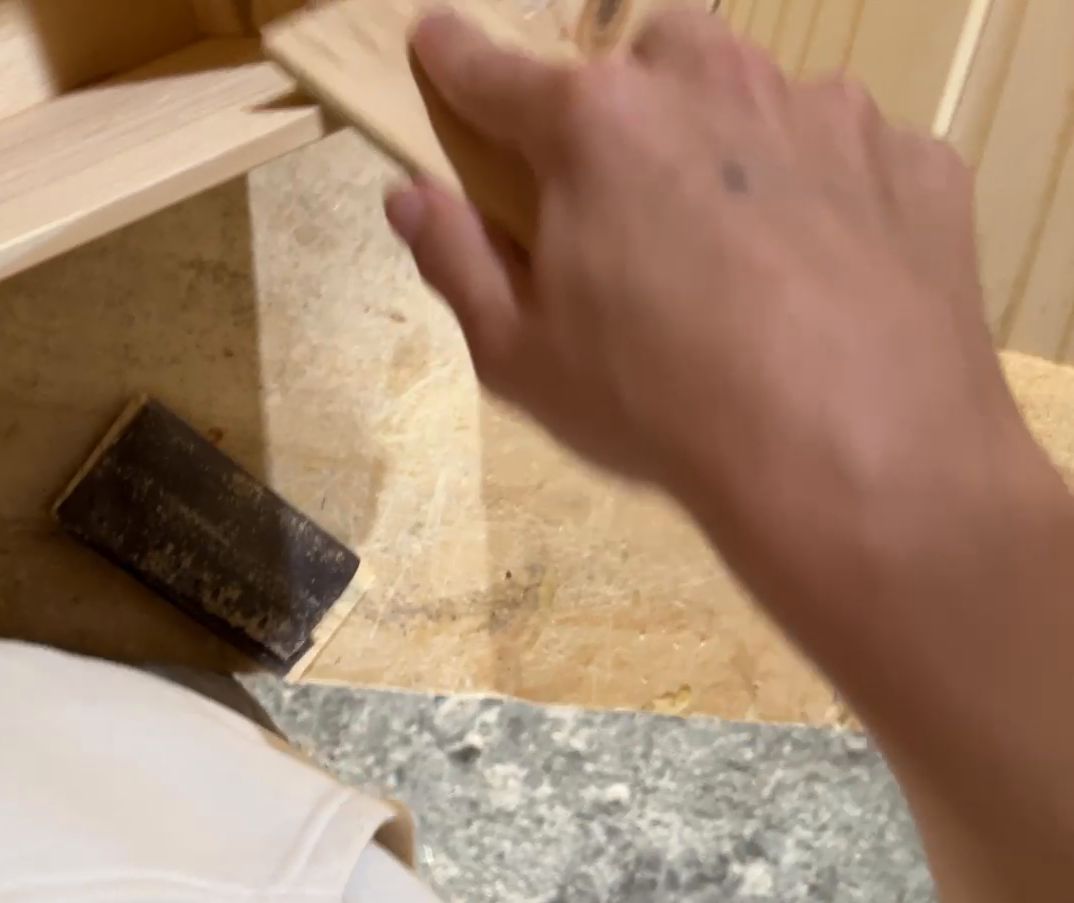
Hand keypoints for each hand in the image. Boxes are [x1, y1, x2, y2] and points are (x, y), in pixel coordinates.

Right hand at [385, 10, 1023, 525]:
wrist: (847, 450)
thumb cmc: (642, 397)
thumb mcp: (510, 348)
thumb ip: (452, 258)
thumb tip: (407, 194)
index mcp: (595, 134)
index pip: (497, 76)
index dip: (454, 58)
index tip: (432, 34)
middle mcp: (710, 90)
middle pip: (642, 51)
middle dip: (610, 94)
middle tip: (599, 184)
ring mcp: (823, 113)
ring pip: (742, 86)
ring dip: (700, 134)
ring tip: (696, 241)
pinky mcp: (906, 158)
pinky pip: (824, 146)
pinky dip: (787, 184)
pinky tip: (784, 269)